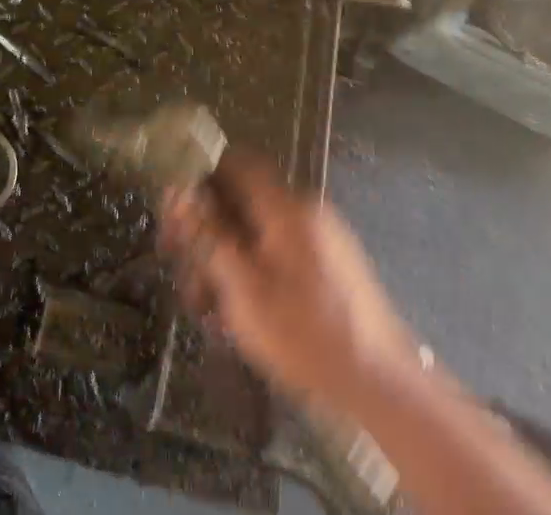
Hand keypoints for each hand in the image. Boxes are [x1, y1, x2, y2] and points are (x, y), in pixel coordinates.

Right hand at [156, 155, 420, 418]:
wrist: (381, 388)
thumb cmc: (305, 334)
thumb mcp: (242, 285)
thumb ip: (208, 234)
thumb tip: (178, 191)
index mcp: (286, 210)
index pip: (233, 162)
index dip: (194, 174)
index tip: (168, 206)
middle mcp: (302, 215)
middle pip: (236, 201)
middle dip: (199, 229)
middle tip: (171, 258)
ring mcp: (314, 242)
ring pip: (248, 233)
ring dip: (216, 259)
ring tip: (199, 304)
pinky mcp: (320, 269)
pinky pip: (268, 254)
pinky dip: (242, 273)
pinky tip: (226, 311)